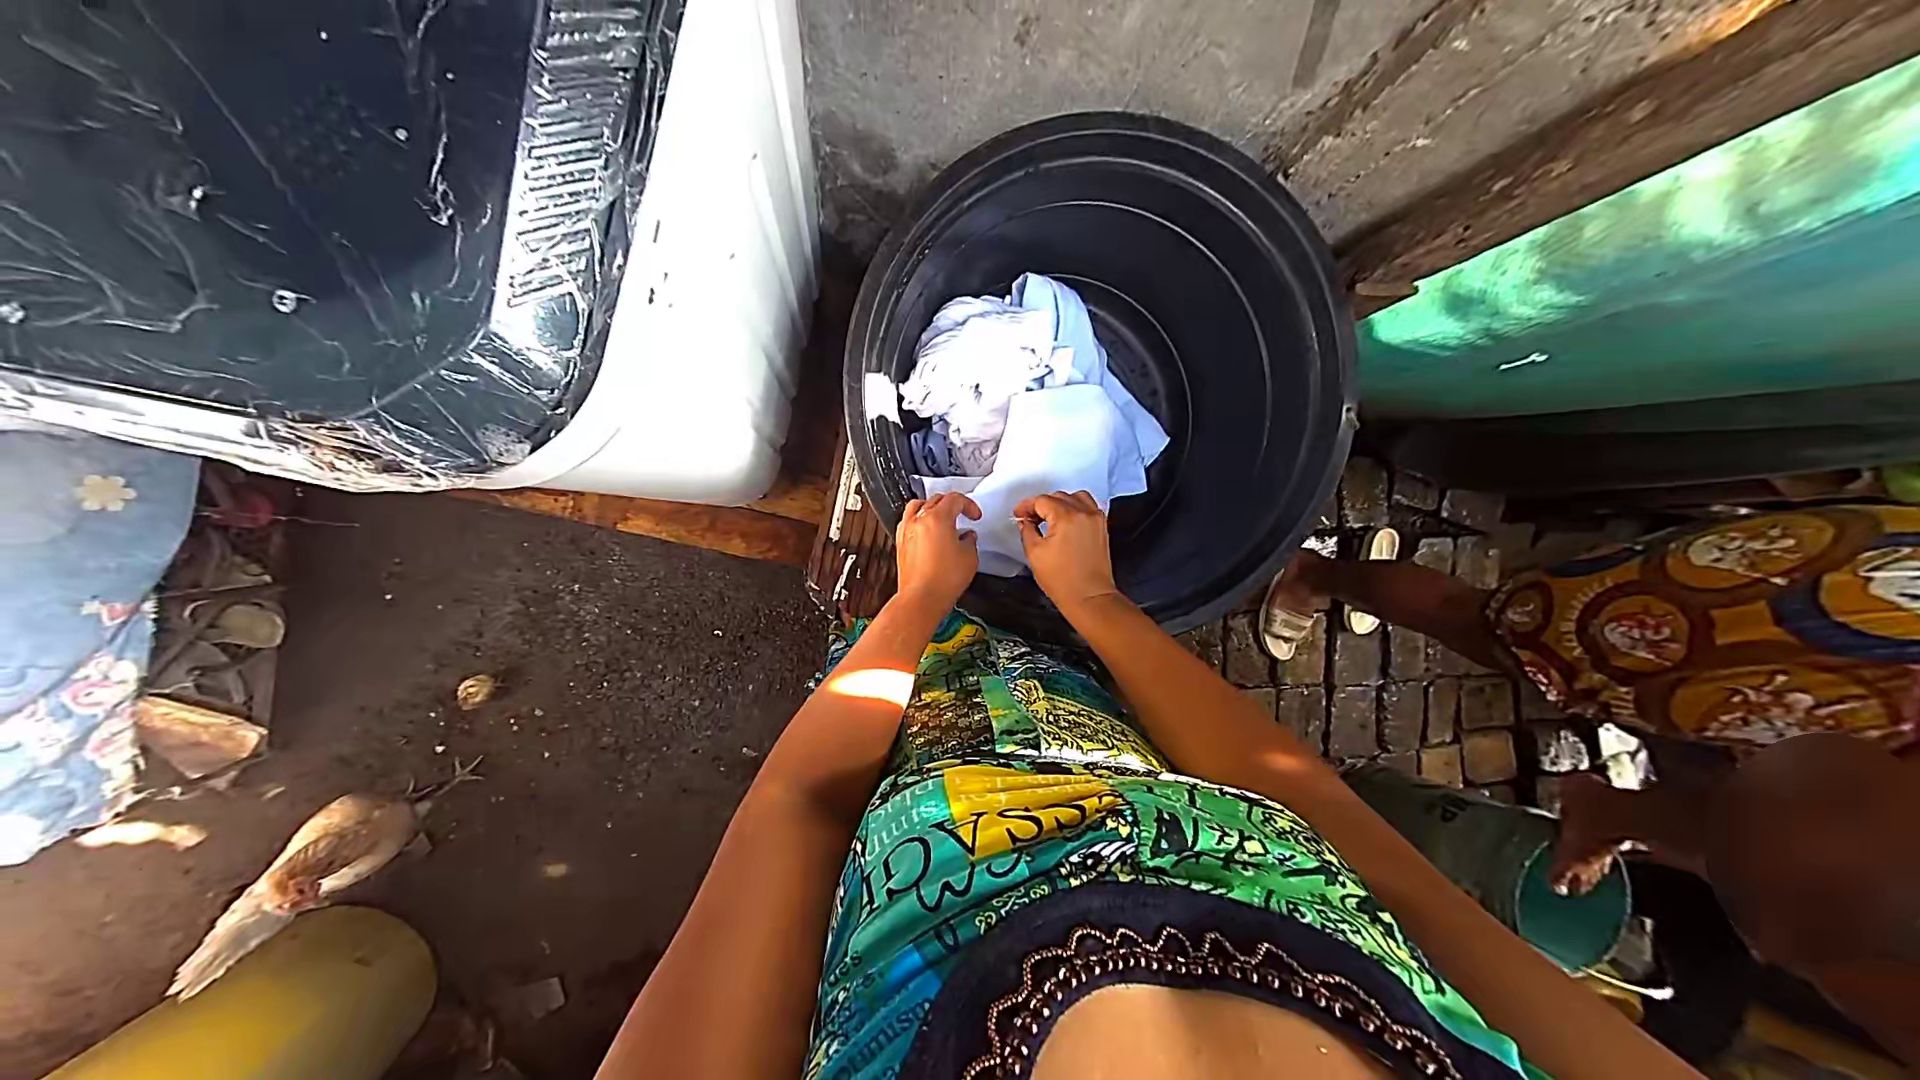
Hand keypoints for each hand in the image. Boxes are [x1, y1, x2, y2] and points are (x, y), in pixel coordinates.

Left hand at [894, 493, 981, 614]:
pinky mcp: (901, 544)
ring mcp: (907, 532)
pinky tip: (927, 531)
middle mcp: (918, 521)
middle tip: (962, 515)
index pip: (955, 499)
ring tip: (942, 518)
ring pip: (918, 506)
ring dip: (932, 508)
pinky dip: (919, 521)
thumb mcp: (969, 557)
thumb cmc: (942, 580)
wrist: (922, 599)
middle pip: (936, 500)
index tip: (974, 515)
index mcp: (937, 518)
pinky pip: (908, 522)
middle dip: (952, 505)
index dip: (969, 505)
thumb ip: (970, 540)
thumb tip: (967, 538)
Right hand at [1014, 491, 1120, 613]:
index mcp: (1066, 517)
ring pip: (1075, 497)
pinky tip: (1066, 519)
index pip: (1042, 500)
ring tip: (1049, 516)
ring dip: (1060, 503)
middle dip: (1041, 504)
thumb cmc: (1064, 581)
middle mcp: (1084, 513)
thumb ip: (1027, 531)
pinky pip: (1088, 506)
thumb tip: (1025, 522)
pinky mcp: (1102, 528)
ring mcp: (1096, 519)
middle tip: (1029, 517)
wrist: (1089, 597)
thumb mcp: (1034, 554)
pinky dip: (1076, 507)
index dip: (1026, 506)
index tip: (1019, 513)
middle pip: (1058, 496)